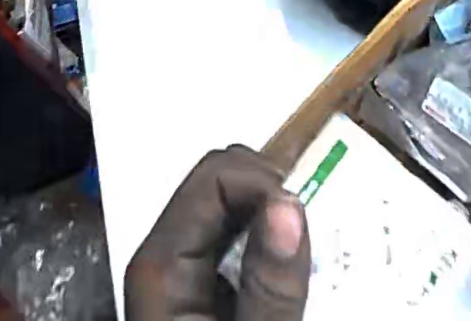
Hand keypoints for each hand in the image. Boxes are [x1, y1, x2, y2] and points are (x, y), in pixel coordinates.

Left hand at [124, 146, 310, 320]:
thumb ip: (270, 285)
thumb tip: (290, 202)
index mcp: (160, 261)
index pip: (212, 176)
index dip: (262, 182)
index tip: (305, 214)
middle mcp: (160, 254)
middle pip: (215, 186)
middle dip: (265, 193)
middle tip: (310, 226)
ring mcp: (173, 272)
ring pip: (222, 212)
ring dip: (265, 215)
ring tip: (303, 241)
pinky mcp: (190, 293)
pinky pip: (225, 244)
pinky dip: (258, 241)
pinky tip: (283, 263)